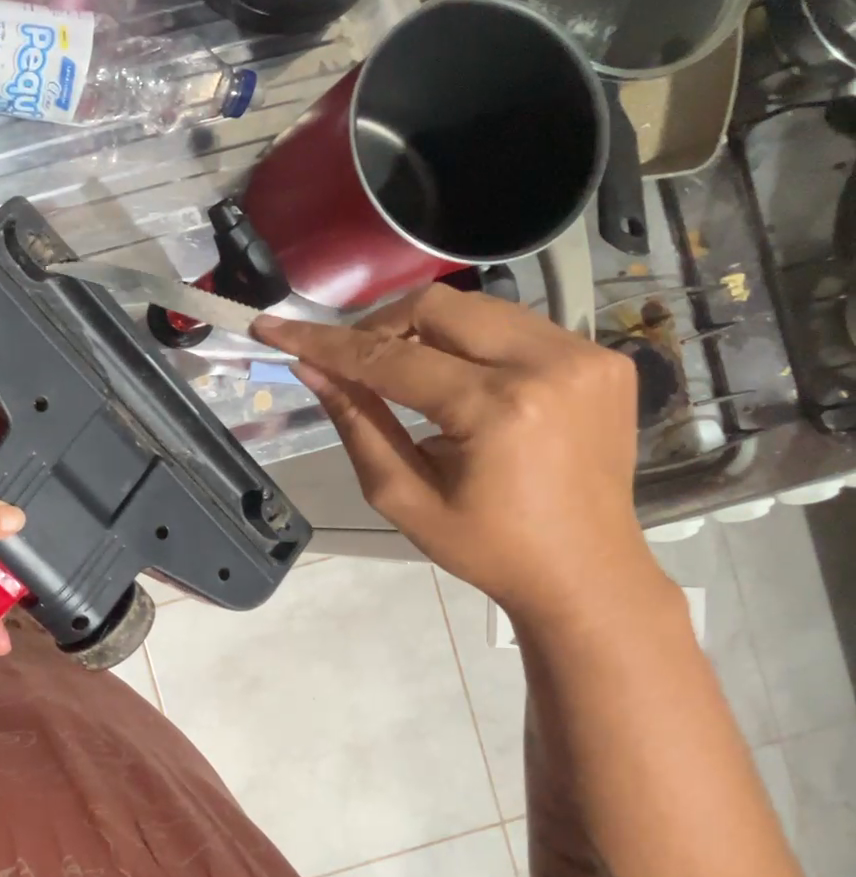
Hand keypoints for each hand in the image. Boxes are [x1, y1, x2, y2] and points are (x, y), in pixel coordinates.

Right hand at [253, 285, 661, 622]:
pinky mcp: (603, 358)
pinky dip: (468, 342)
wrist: (585, 570)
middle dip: (377, 326)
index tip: (272, 328)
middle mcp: (549, 365)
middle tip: (348, 360)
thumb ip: (356, 422)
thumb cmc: (485, 545)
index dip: (324, 341)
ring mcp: (586, 355)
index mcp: (497, 409)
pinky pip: (514, 326)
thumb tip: (311, 369)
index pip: (390, 357)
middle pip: (438, 307)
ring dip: (422, 330)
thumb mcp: (400, 494)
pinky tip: (453, 380)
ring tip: (396, 371)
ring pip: (477, 308)